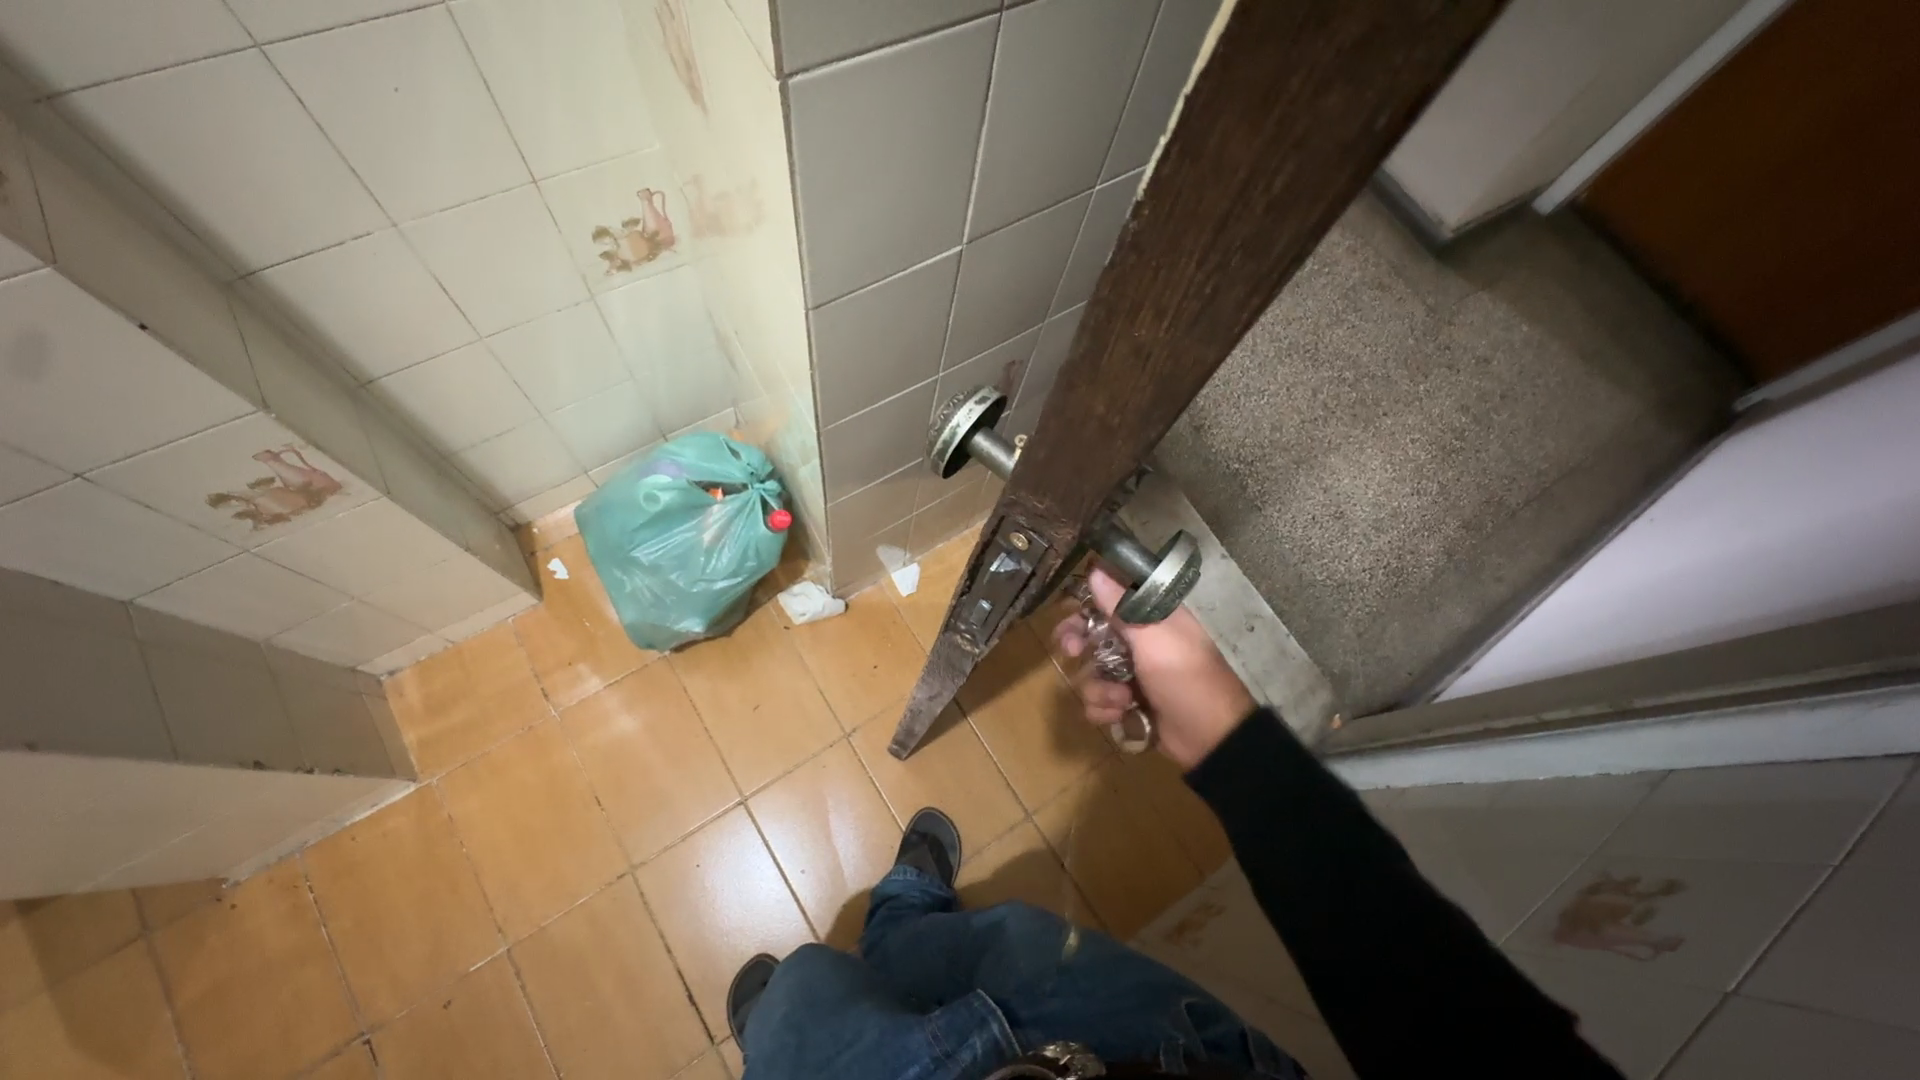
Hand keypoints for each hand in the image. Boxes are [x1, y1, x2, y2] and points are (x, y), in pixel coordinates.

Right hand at [1052, 566, 1255, 769]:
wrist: (1211, 737)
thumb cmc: (1185, 679)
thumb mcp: (1154, 638)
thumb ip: (1122, 606)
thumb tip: (1096, 569)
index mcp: (1151, 618)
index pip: (1109, 599)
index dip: (1086, 605)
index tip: (1070, 612)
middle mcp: (1139, 642)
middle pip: (1091, 634)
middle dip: (1078, 643)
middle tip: (1071, 650)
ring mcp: (1132, 674)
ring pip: (1091, 672)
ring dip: (1099, 688)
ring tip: (1122, 699)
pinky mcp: (1128, 704)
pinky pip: (1098, 702)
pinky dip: (1105, 710)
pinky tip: (1122, 714)